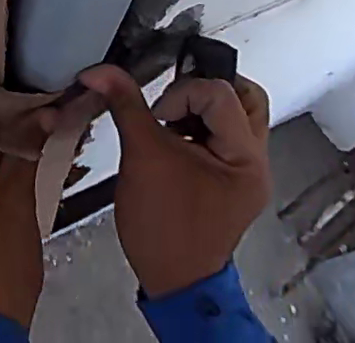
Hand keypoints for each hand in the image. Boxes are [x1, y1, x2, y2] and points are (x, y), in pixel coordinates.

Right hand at [79, 63, 270, 297]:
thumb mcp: (141, 155)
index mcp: (245, 157)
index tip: (158, 121)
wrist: (172, 283)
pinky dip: (199, 124)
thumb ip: (124, 103)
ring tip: (173, 122)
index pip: (219, 93)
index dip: (181, 95)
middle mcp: (255, 161)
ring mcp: (244, 170)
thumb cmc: (163, 224)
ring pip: (237, 113)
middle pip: (245, 95)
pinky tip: (173, 138)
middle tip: (175, 103)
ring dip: (202, 107)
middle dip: (203, 90)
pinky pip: (223, 132)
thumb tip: (99, 72)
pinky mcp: (230, 177)